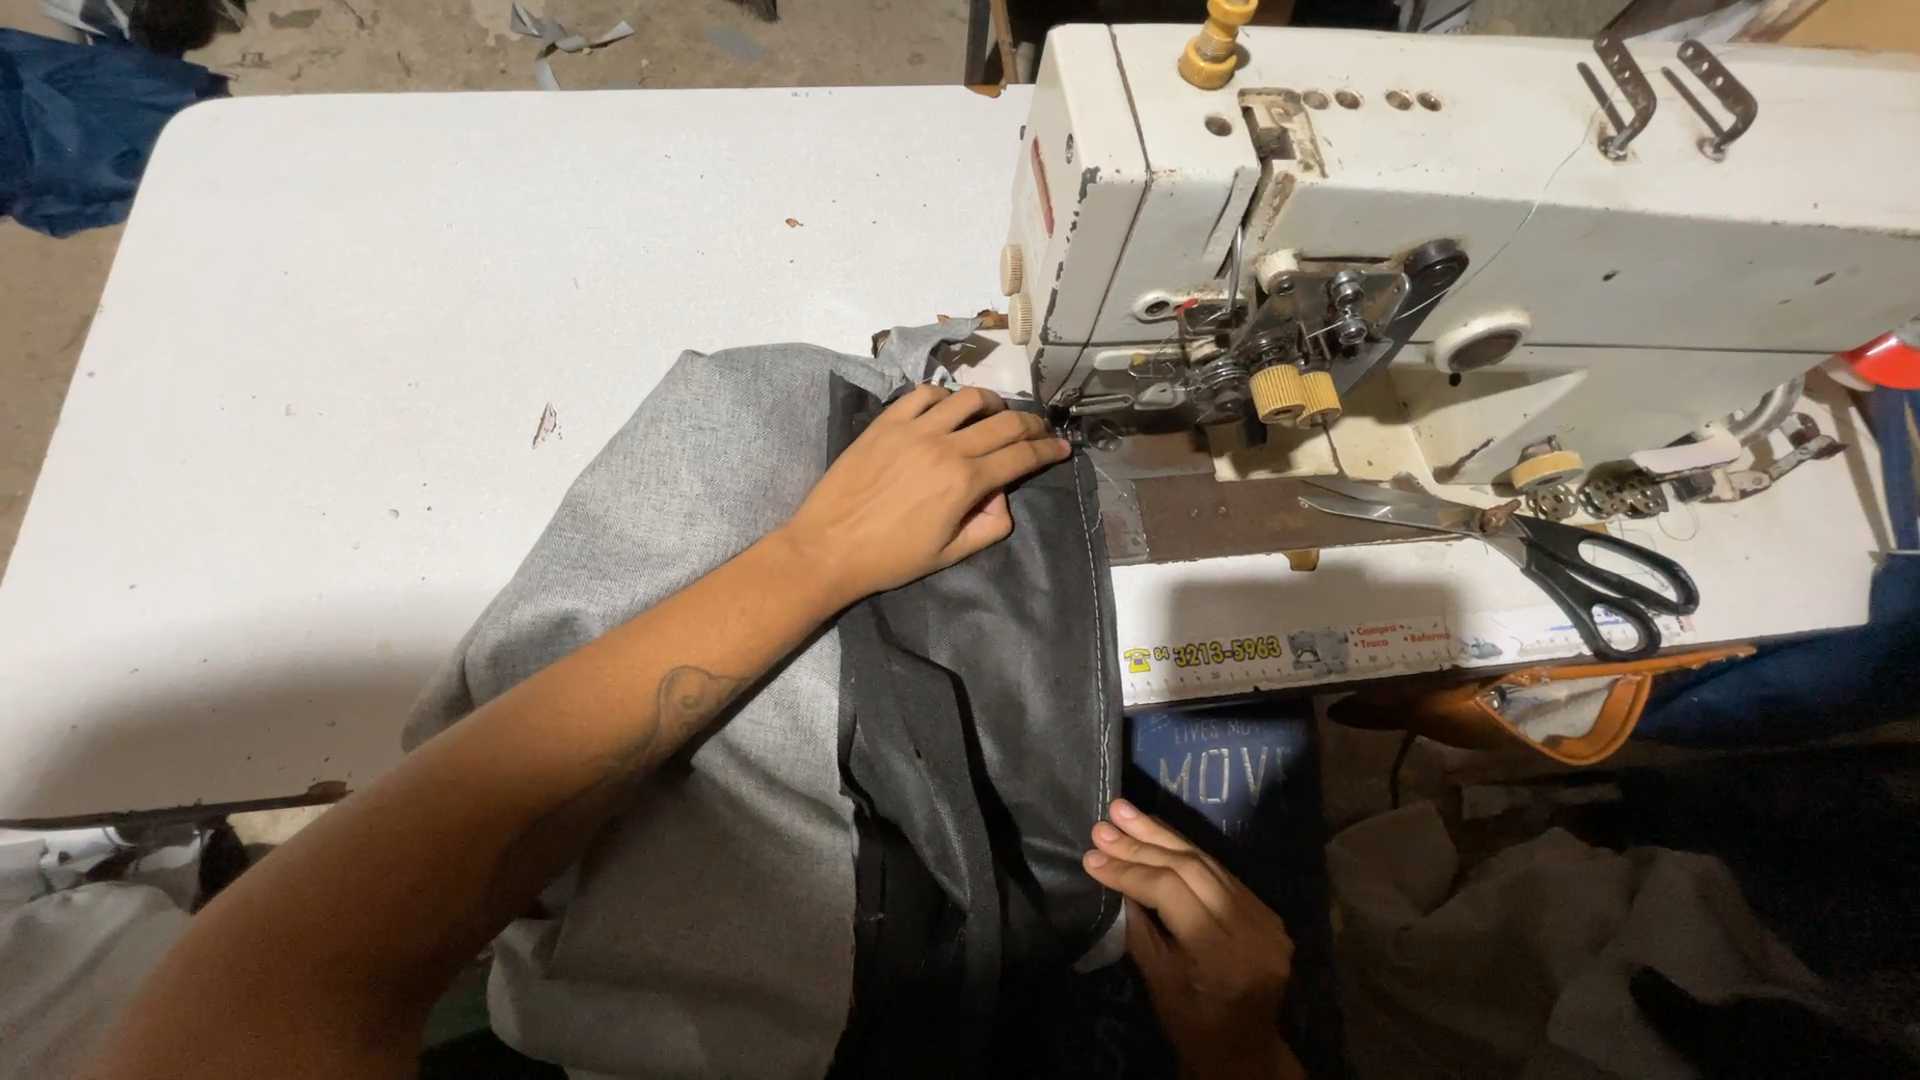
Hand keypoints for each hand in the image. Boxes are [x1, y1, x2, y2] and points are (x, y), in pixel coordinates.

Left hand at [776, 384, 1069, 606]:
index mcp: (965, 482)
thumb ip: (989, 526)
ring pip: (968, 398)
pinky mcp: (886, 423)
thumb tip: (1002, 498)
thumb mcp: (949, 555)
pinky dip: (945, 396)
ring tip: (995, 414)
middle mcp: (945, 447)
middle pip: (1004, 422)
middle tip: (1039, 429)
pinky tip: (949, 409)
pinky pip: (924, 394)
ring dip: (992, 403)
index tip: (1062, 448)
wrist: (829, 547)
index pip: (1020, 457)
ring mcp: (914, 429)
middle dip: (1031, 424)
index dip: (1048, 450)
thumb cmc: (890, 559)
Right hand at [1084, 799, 1302, 1079]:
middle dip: (1140, 844)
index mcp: (1221, 954)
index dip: (1128, 871)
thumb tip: (1112, 874)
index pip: (1169, 891)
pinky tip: (1154, 830)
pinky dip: (1182, 850)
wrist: (1247, 1054)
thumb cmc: (1194, 1026)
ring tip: (1123, 812)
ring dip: (1159, 834)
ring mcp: (1264, 918)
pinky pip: (1218, 872)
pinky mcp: (1265, 911)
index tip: (1091, 857)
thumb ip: (1138, 927)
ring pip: (1205, 861)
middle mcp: (1249, 929)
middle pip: (1189, 868)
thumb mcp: (1158, 982)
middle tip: (1102, 825)